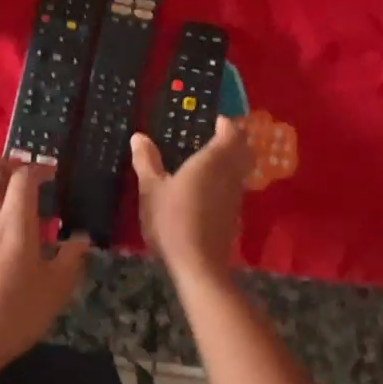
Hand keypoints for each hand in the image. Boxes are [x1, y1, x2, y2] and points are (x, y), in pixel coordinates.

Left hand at [0, 157, 88, 372]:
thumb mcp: (56, 288)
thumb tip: (81, 238)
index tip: (52, 175)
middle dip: (0, 162)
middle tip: (19, 173)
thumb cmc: (16, 314)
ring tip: (0, 190)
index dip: (39, 169)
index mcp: (14, 225)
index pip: (23, 178)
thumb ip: (71, 258)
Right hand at [130, 117, 251, 281]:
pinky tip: (208, 188)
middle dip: (234, 140)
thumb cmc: (172, 220)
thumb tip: (139, 137)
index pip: (231, 133)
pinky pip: (235, 187)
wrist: (198, 264)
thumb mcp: (151, 189)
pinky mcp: (233, 215)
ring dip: (232, 160)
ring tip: (209, 159)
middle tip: (216, 135)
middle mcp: (230, 175)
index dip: (226, 124)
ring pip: (241, 170)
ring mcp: (235, 196)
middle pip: (243, 150)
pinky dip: (227, 180)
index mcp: (213, 161)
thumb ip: (146, 161)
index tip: (215, 119)